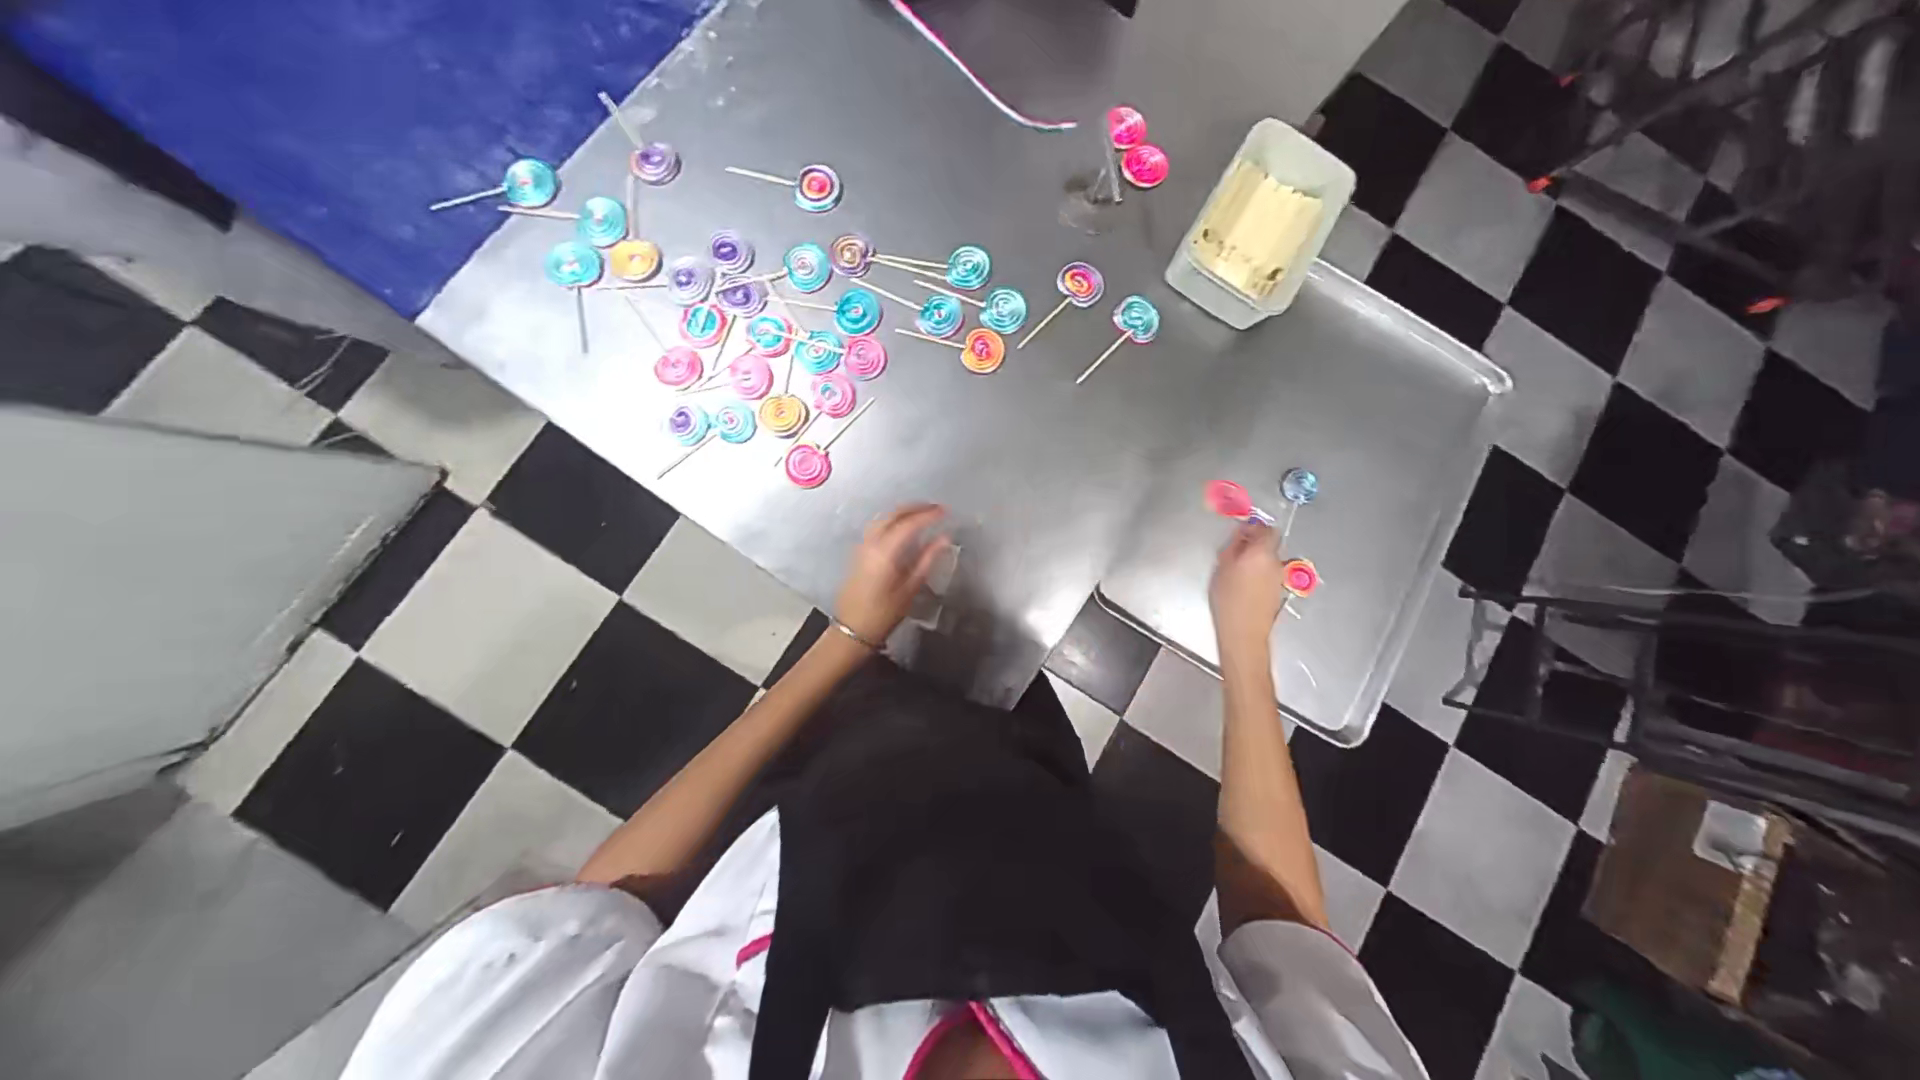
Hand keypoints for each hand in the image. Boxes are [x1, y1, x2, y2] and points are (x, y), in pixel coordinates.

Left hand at [835, 502, 950, 644]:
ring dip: (903, 512)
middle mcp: (872, 543)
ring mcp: (863, 546)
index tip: (945, 511)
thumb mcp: (910, 588)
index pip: (909, 523)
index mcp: (885, 551)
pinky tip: (904, 527)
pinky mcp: (859, 552)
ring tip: (922, 514)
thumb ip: (927, 560)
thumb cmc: (884, 613)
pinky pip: (878, 526)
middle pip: (894, 515)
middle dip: (915, 508)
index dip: (928, 515)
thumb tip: (944, 538)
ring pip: (884, 518)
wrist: (852, 629)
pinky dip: (893, 520)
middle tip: (936, 508)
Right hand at [1209, 522, 1286, 657]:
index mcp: (1262, 552)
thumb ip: (1234, 547)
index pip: (1267, 530)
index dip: (1255, 528)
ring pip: (1269, 560)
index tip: (1240, 534)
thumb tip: (1242, 535)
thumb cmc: (1228, 597)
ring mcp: (1279, 577)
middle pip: (1269, 545)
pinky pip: (1269, 574)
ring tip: (1237, 570)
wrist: (1243, 630)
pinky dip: (1259, 573)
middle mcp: (1276, 562)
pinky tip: (1244, 584)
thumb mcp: (1223, 566)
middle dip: (1254, 545)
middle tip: (1235, 552)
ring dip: (1256, 560)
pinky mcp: (1278, 591)